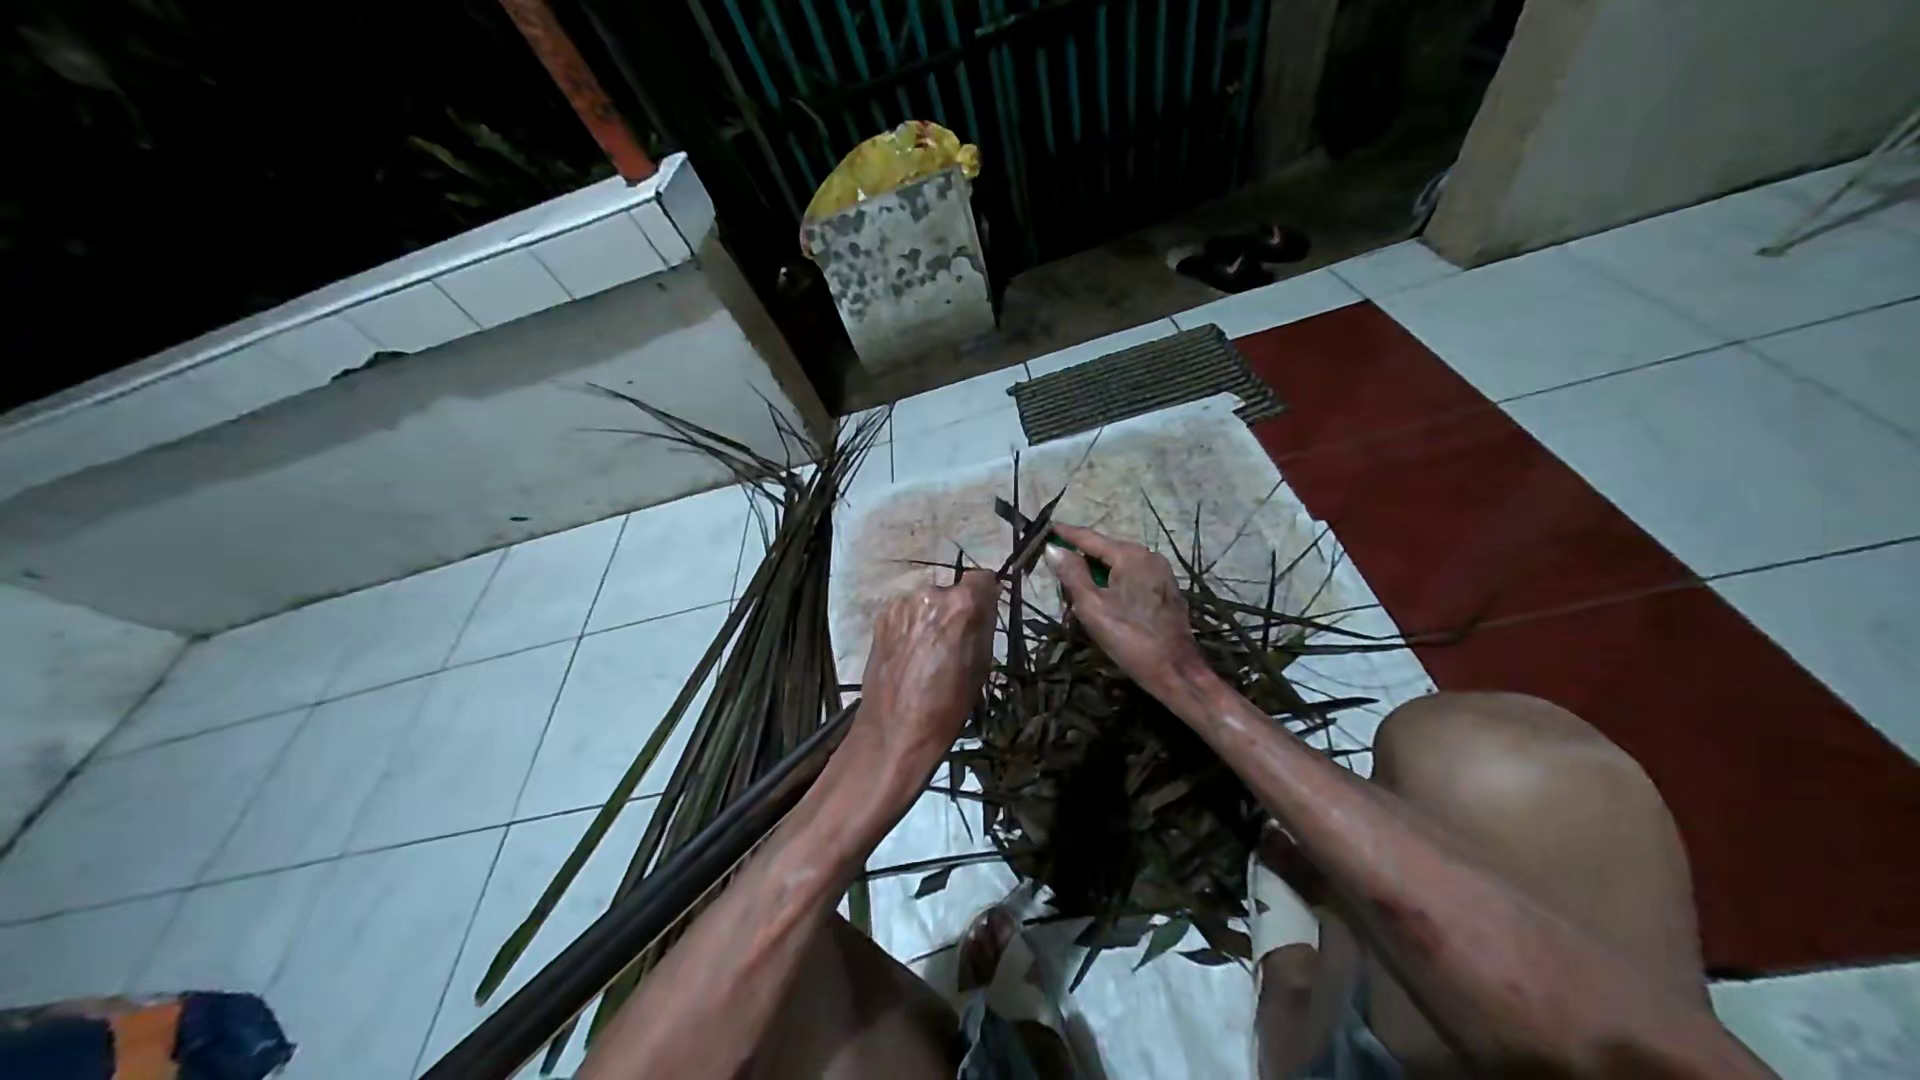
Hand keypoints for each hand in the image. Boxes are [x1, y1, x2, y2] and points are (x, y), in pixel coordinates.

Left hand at [855, 570, 998, 802]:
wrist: (896, 729)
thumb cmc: (948, 704)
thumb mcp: (982, 664)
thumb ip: (983, 624)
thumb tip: (986, 602)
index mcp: (961, 604)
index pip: (982, 577)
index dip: (986, 594)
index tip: (984, 611)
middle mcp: (929, 593)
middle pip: (951, 590)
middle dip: (955, 607)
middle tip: (953, 639)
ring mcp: (901, 604)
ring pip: (926, 601)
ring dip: (931, 616)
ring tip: (927, 649)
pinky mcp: (881, 617)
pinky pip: (905, 612)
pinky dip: (911, 625)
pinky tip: (908, 652)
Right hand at [1045, 523, 1209, 699]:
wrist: (1175, 671)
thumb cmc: (1130, 638)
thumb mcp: (1092, 606)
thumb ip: (1072, 574)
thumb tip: (1054, 549)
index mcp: (1130, 555)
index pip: (1090, 537)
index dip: (1065, 534)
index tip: (1045, 529)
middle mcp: (1148, 556)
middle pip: (1105, 550)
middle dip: (1080, 559)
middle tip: (1055, 570)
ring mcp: (1160, 573)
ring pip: (1118, 565)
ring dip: (1095, 574)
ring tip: (1074, 590)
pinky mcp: (1165, 590)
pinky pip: (1131, 577)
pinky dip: (1112, 583)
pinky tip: (1101, 599)